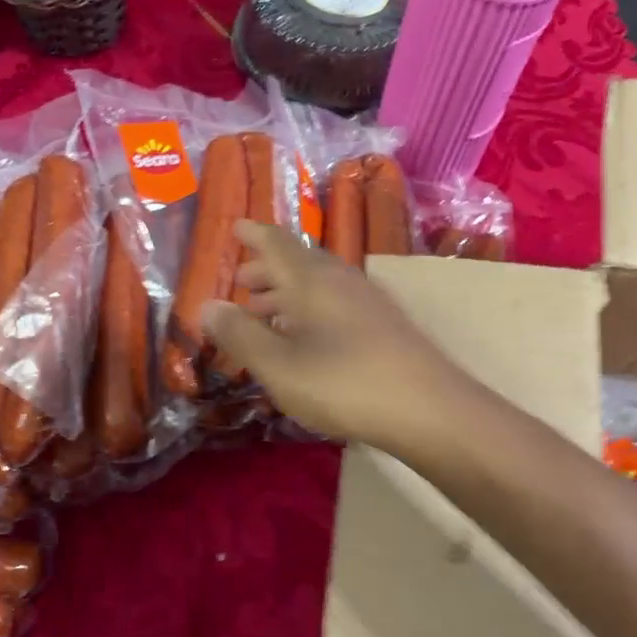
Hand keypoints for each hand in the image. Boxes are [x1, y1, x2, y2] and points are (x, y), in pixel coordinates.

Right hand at [202, 221, 482, 448]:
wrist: (429, 409)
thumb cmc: (345, 384)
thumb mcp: (279, 366)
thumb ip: (240, 336)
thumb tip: (207, 305)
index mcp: (312, 279)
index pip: (277, 242)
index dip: (254, 233)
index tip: (236, 227)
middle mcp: (340, 280)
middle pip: (299, 263)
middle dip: (267, 269)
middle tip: (240, 282)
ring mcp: (367, 302)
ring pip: (318, 285)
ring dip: (287, 292)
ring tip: (264, 313)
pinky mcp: (383, 326)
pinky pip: (335, 304)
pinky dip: (309, 310)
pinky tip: (305, 339)